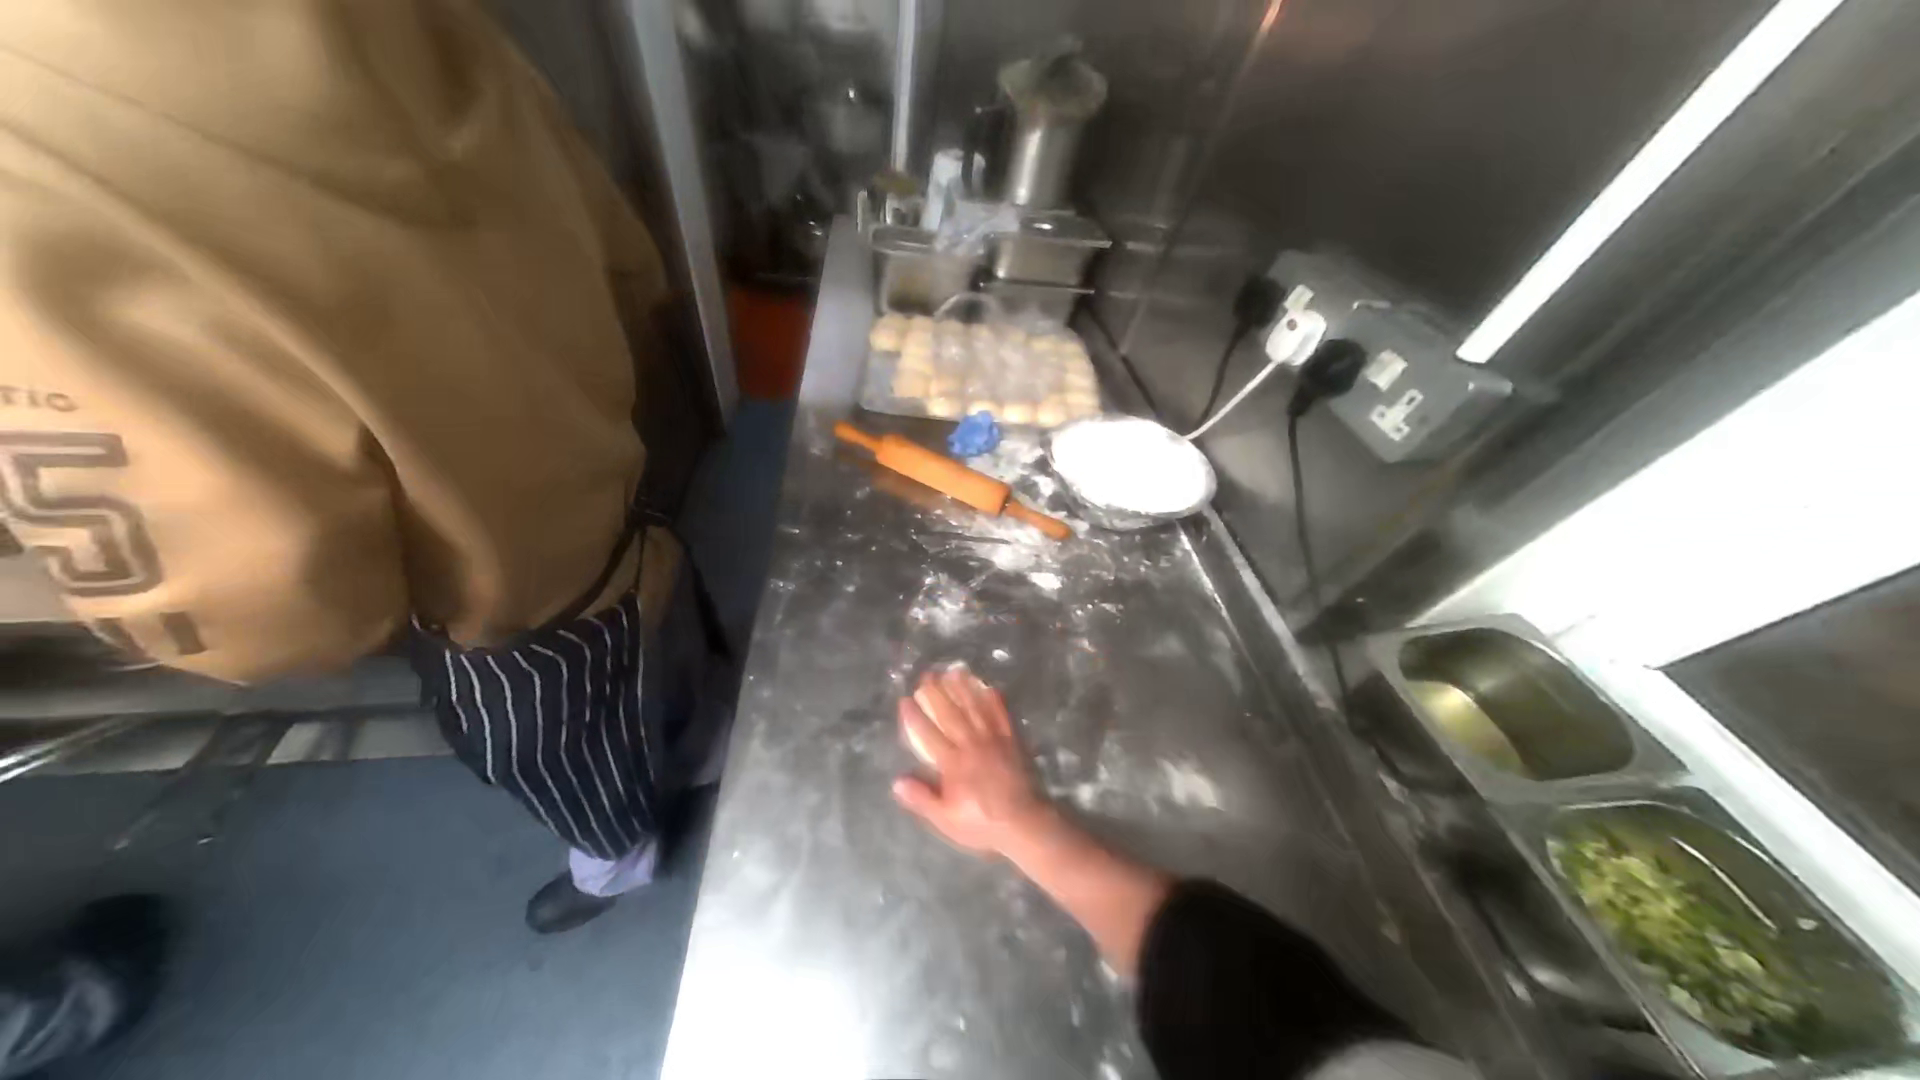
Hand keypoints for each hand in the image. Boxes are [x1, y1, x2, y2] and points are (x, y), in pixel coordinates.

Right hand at [892, 665, 1055, 855]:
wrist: (1023, 823)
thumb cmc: (981, 823)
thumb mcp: (945, 819)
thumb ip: (921, 798)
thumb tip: (896, 781)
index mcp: (952, 763)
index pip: (928, 734)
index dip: (915, 716)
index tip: (905, 699)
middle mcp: (971, 744)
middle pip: (950, 713)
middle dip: (937, 693)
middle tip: (927, 674)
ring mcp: (993, 739)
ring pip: (975, 708)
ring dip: (963, 688)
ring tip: (953, 671)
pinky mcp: (1011, 740)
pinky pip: (1001, 715)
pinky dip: (994, 700)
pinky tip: (988, 687)